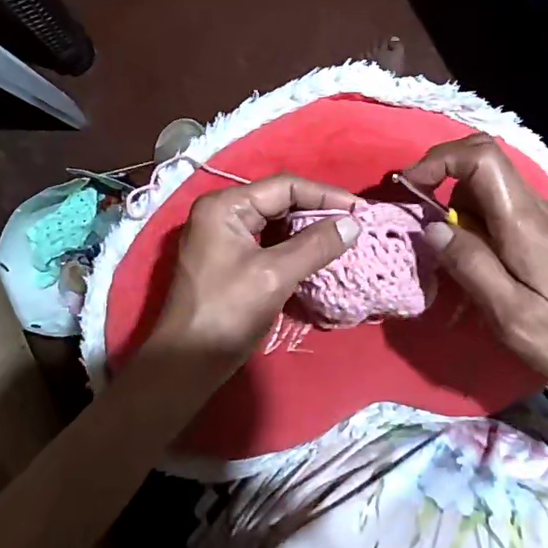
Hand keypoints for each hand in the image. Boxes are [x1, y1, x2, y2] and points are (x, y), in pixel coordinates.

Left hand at [142, 173, 363, 371]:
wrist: (186, 362)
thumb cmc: (227, 313)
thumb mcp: (275, 275)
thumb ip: (316, 245)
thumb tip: (354, 224)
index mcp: (225, 206)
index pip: (284, 186)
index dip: (325, 195)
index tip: (361, 210)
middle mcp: (221, 212)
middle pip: (279, 200)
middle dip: (319, 210)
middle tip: (355, 223)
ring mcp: (223, 236)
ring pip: (276, 222)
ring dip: (309, 229)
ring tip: (344, 236)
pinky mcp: (229, 259)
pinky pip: (269, 241)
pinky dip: (295, 246)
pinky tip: (319, 254)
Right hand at [404, 135, 547, 420]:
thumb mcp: (511, 315)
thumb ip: (470, 265)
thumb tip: (430, 226)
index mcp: (525, 222)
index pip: (482, 156)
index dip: (439, 159)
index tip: (409, 187)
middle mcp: (536, 208)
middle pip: (483, 161)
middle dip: (442, 177)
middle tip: (419, 219)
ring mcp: (543, 218)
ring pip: (487, 187)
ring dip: (456, 208)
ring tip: (447, 257)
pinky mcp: (545, 234)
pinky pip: (499, 210)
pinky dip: (473, 223)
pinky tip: (473, 264)